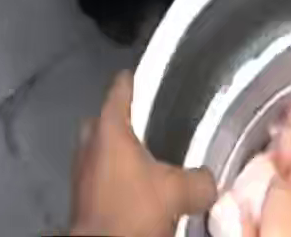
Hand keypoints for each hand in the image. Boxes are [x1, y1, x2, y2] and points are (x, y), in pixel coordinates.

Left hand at [69, 72, 217, 236]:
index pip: (122, 85)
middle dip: (135, 125)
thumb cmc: (132, 211)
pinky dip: (118, 176)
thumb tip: (209, 178)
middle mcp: (90, 135)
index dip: (138, 79)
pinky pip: (102, 170)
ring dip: (126, 154)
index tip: (154, 79)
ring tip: (154, 166)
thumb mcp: (175, 193)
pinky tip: (138, 191)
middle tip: (162, 133)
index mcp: (108, 123)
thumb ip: (198, 180)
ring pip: (107, 146)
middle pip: (114, 117)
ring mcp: (81, 162)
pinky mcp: (81, 189)